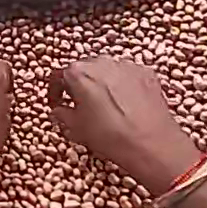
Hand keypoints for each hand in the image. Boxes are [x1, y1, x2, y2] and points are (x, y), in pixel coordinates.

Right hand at [46, 57, 198, 192]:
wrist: (150, 144)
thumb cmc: (111, 136)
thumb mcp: (76, 128)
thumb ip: (62, 114)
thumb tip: (60, 110)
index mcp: (78, 73)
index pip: (58, 76)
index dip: (55, 92)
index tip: (57, 102)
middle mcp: (101, 63)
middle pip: (83, 70)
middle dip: (79, 85)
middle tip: (78, 105)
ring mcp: (126, 66)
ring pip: (106, 71)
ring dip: (101, 84)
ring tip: (103, 107)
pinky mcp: (146, 74)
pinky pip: (127, 76)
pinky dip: (123, 86)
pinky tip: (124, 106)